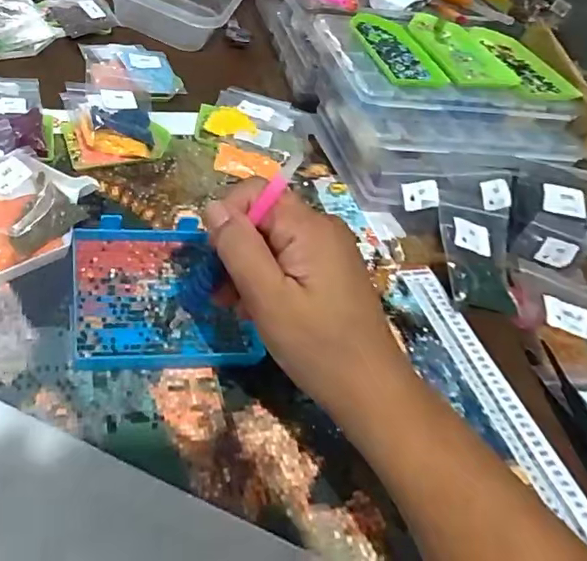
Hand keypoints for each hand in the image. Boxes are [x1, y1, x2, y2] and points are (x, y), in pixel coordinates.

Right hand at [203, 179, 411, 426]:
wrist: (374, 395)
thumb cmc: (318, 347)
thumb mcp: (267, 298)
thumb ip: (238, 247)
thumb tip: (212, 206)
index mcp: (308, 226)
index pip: (255, 192)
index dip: (227, 216)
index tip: (215, 257)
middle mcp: (321, 227)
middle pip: (261, 215)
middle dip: (234, 246)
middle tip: (218, 290)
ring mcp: (328, 249)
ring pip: (270, 239)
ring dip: (245, 265)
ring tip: (233, 305)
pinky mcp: (329, 270)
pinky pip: (286, 257)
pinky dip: (265, 276)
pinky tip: (257, 308)